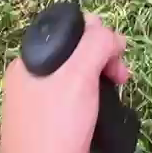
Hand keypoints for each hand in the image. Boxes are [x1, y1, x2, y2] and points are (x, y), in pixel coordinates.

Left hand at [0, 13, 129, 152]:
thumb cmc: (57, 125)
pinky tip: (105, 103)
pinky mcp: (50, 119)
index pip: (72, 27)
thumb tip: (112, 36)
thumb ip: (97, 43)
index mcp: (31, 58)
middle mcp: (33, 74)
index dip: (99, 34)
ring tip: (118, 87)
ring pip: (80, 70)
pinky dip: (95, 92)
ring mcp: (40, 98)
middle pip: (79, 48)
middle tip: (120, 74)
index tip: (115, 52)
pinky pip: (76, 93)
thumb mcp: (79, 74)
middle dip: (105, 55)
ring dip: (104, 73)